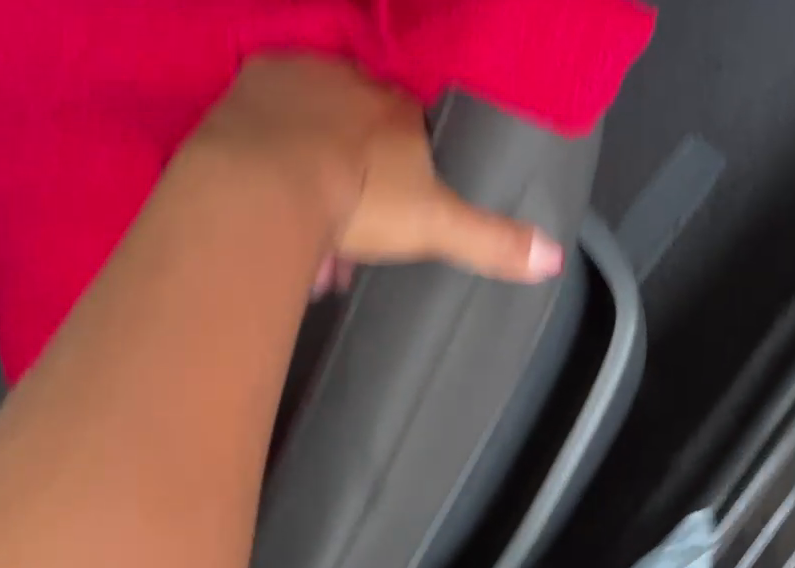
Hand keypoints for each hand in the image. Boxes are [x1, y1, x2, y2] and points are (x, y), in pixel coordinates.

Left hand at [187, 56, 563, 282]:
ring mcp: (289, 83)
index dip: (407, 166)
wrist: (263, 186)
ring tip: (312, 228)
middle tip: (352, 226)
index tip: (399, 205)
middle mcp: (346, 82)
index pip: (411, 125)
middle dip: (358, 174)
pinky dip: (275, 161)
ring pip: (312, 129)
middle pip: (359, 127)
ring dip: (316, 173)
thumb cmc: (361, 200)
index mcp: (395, 108)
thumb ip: (493, 241)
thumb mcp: (439, 226)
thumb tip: (554, 258)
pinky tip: (276, 198)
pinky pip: (266, 127)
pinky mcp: (240, 95)